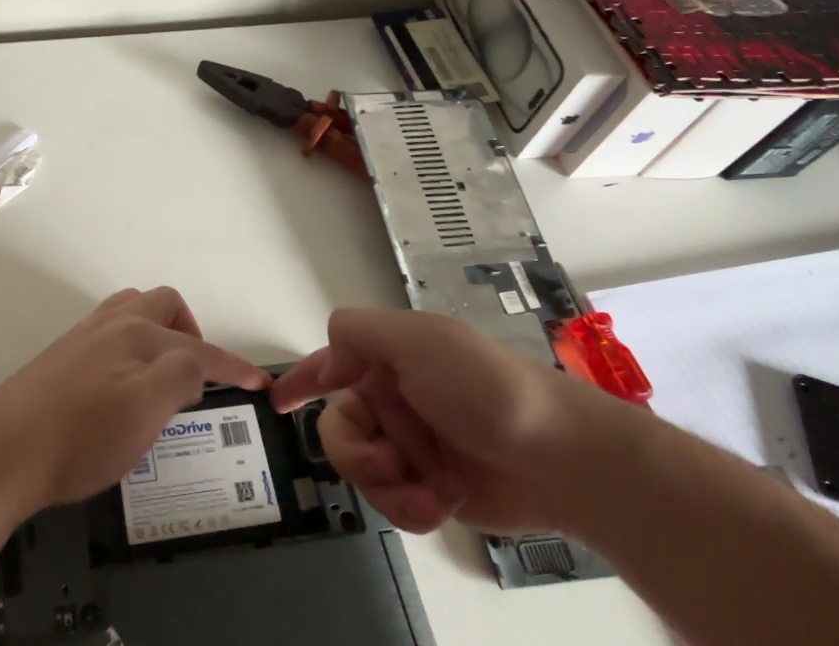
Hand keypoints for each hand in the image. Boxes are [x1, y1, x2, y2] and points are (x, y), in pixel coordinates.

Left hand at [0, 287, 268, 512]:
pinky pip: (109, 334)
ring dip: (158, 333)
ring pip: (131, 313)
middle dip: (191, 331)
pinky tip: (123, 387)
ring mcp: (81, 339)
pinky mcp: (59, 359)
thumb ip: (180, 376)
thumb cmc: (79, 437)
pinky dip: (131, 347)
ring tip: (163, 376)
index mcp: (137, 334)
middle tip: (197, 375)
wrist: (0, 454)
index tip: (259, 383)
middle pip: (162, 305)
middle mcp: (110, 325)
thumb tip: (195, 366)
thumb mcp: (144, 411)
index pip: (199, 347)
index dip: (233, 366)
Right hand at [271, 308, 637, 535]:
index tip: (275, 402)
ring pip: (361, 470)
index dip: (301, 380)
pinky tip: (444, 501)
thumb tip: (328, 346)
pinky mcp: (431, 488)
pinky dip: (412, 506)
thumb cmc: (488, 390)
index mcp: (391, 360)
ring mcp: (414, 446)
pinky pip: (392, 502)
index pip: (332, 363)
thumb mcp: (421, 341)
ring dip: (386, 484)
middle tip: (387, 462)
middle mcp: (397, 400)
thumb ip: (362, 332)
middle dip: (356, 451)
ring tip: (428, 489)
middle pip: (338, 427)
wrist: (563, 460)